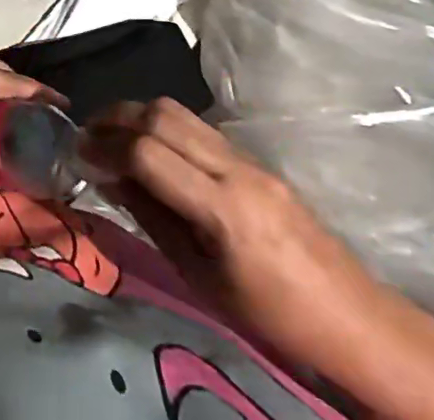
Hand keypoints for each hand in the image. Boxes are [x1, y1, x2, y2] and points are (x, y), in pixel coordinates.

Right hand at [83, 99, 413, 366]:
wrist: (356, 321)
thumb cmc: (271, 316)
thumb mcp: (197, 276)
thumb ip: (150, 216)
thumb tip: (108, 176)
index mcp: (223, 208)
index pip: (147, 152)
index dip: (103, 146)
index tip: (77, 152)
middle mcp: (237, 171)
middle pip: (162, 115)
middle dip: (114, 117)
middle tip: (86, 135)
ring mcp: (250, 161)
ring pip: (180, 111)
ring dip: (137, 115)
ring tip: (111, 136)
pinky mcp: (256, 162)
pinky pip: (198, 128)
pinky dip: (162, 127)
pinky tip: (149, 149)